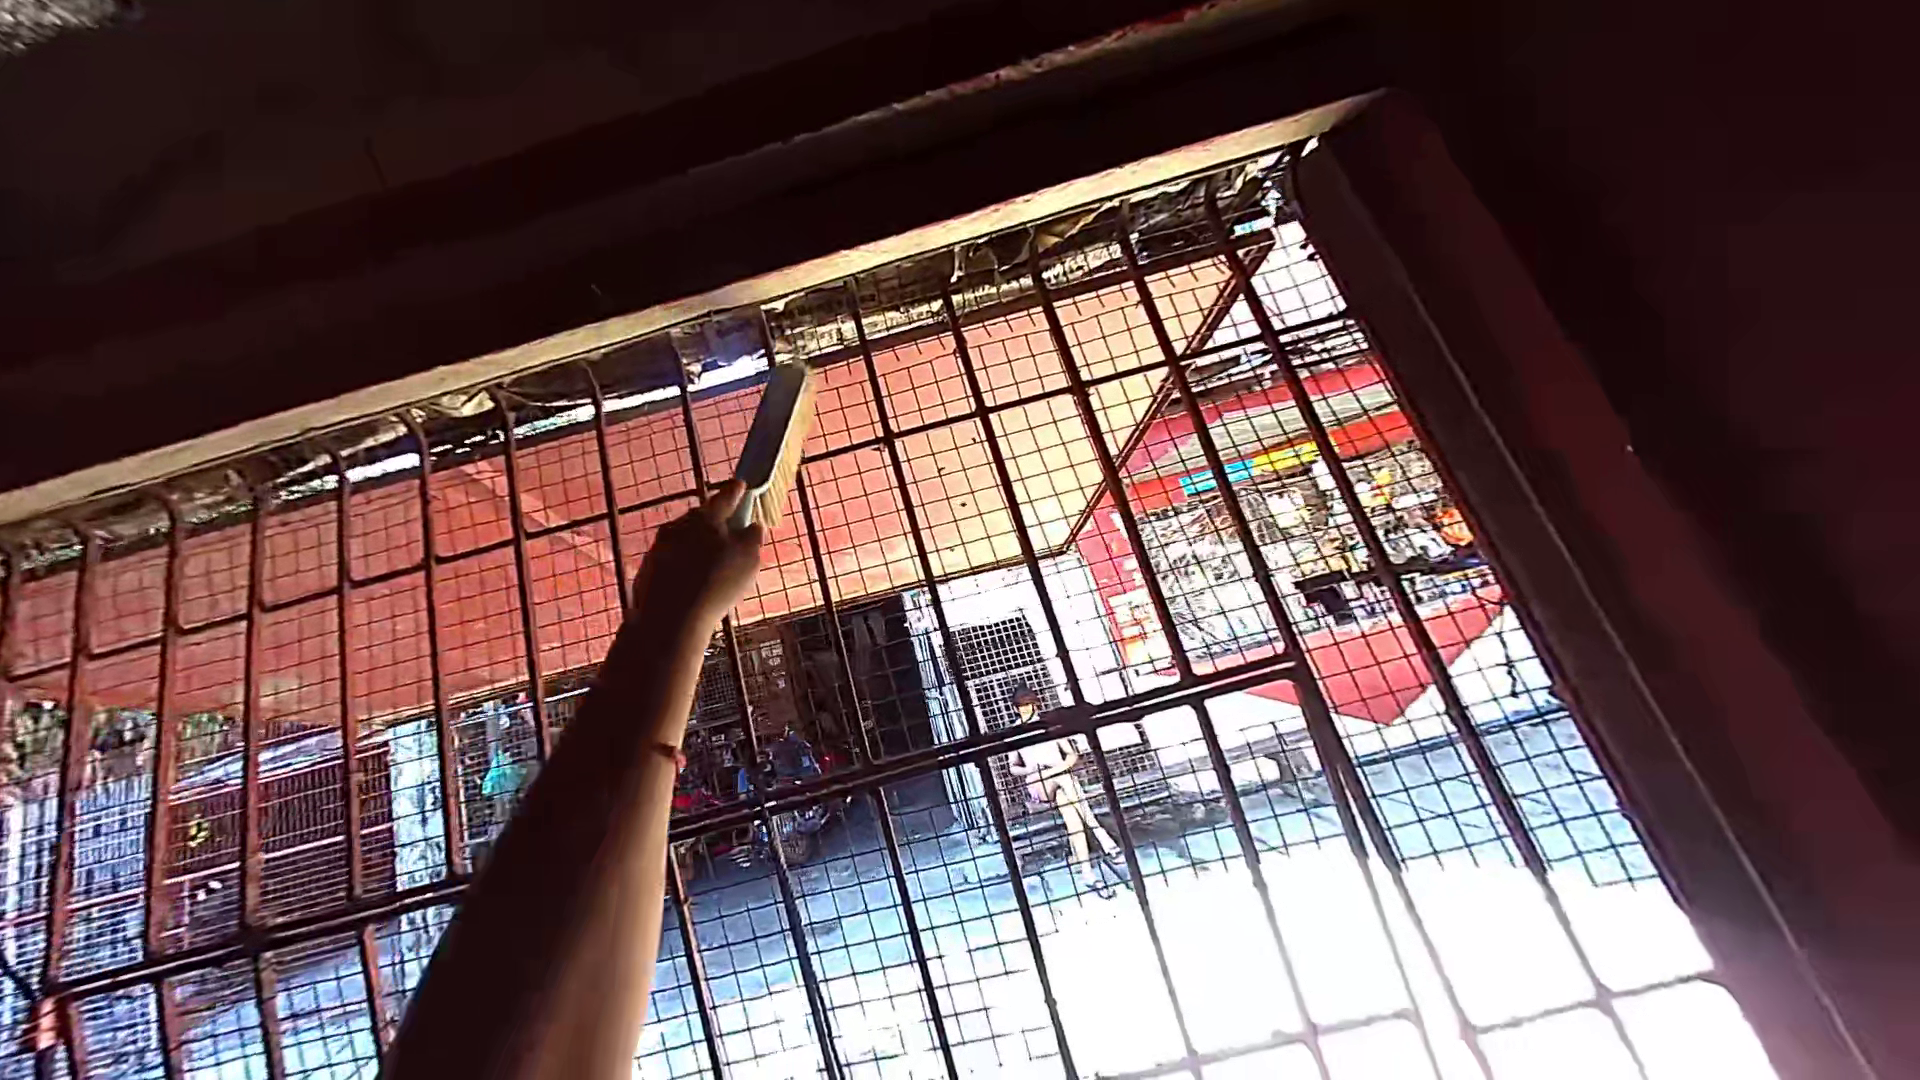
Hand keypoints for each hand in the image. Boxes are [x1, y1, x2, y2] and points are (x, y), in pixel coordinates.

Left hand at [630, 480, 763, 629]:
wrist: (669, 617)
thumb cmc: (716, 583)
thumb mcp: (749, 558)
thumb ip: (754, 537)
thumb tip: (753, 525)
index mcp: (706, 517)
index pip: (725, 496)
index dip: (737, 491)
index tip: (742, 485)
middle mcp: (679, 524)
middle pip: (702, 516)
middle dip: (717, 520)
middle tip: (731, 533)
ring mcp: (660, 545)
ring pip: (685, 536)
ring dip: (699, 542)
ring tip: (714, 564)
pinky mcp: (648, 567)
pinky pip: (673, 557)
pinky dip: (685, 562)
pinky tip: (694, 581)